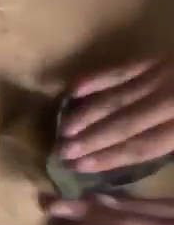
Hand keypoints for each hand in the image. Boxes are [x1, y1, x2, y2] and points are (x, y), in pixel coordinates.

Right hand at [58, 60, 173, 172]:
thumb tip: (167, 148)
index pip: (148, 144)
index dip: (113, 157)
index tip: (81, 168)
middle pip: (127, 123)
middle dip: (92, 140)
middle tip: (61, 153)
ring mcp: (167, 74)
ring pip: (119, 99)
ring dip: (87, 115)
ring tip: (63, 130)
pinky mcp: (164, 57)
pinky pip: (125, 69)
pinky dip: (98, 78)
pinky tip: (74, 89)